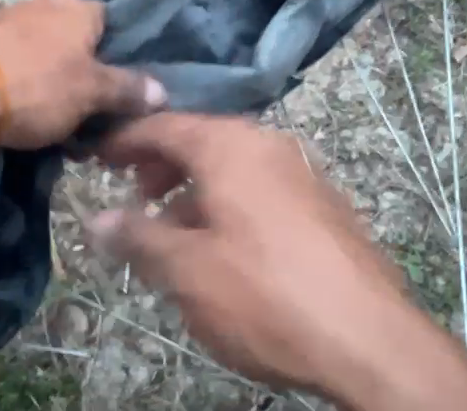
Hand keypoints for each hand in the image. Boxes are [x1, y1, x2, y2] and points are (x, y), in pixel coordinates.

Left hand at [0, 0, 164, 149]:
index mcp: (79, 9)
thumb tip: (162, 89)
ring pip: (44, 52)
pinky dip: (20, 82)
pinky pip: (14, 61)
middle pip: (76, 39)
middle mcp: (47, 4)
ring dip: (50, 80)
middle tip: (88, 114)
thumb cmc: (34, 86)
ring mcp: (10, 18)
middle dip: (82, 73)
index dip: (117, 55)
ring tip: (52, 122)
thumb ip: (127, 90)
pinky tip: (16, 112)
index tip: (118, 91)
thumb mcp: (90, 94)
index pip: (111, 23)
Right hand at [88, 114, 466, 410]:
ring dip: (195, 189)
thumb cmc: (265, 294)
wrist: (371, 340)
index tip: (95, 155)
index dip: (125, 139)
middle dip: (161, 164)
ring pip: (232, 166)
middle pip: (201, 140)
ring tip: (174, 231)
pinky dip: (229, 202)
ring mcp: (301, 170)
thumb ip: (138, 237)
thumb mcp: (187, 270)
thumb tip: (97, 219)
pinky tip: (223, 247)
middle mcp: (267, 143)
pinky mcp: (323, 203)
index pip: (164, 125)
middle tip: (134, 195)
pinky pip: (261, 186)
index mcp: (230, 145)